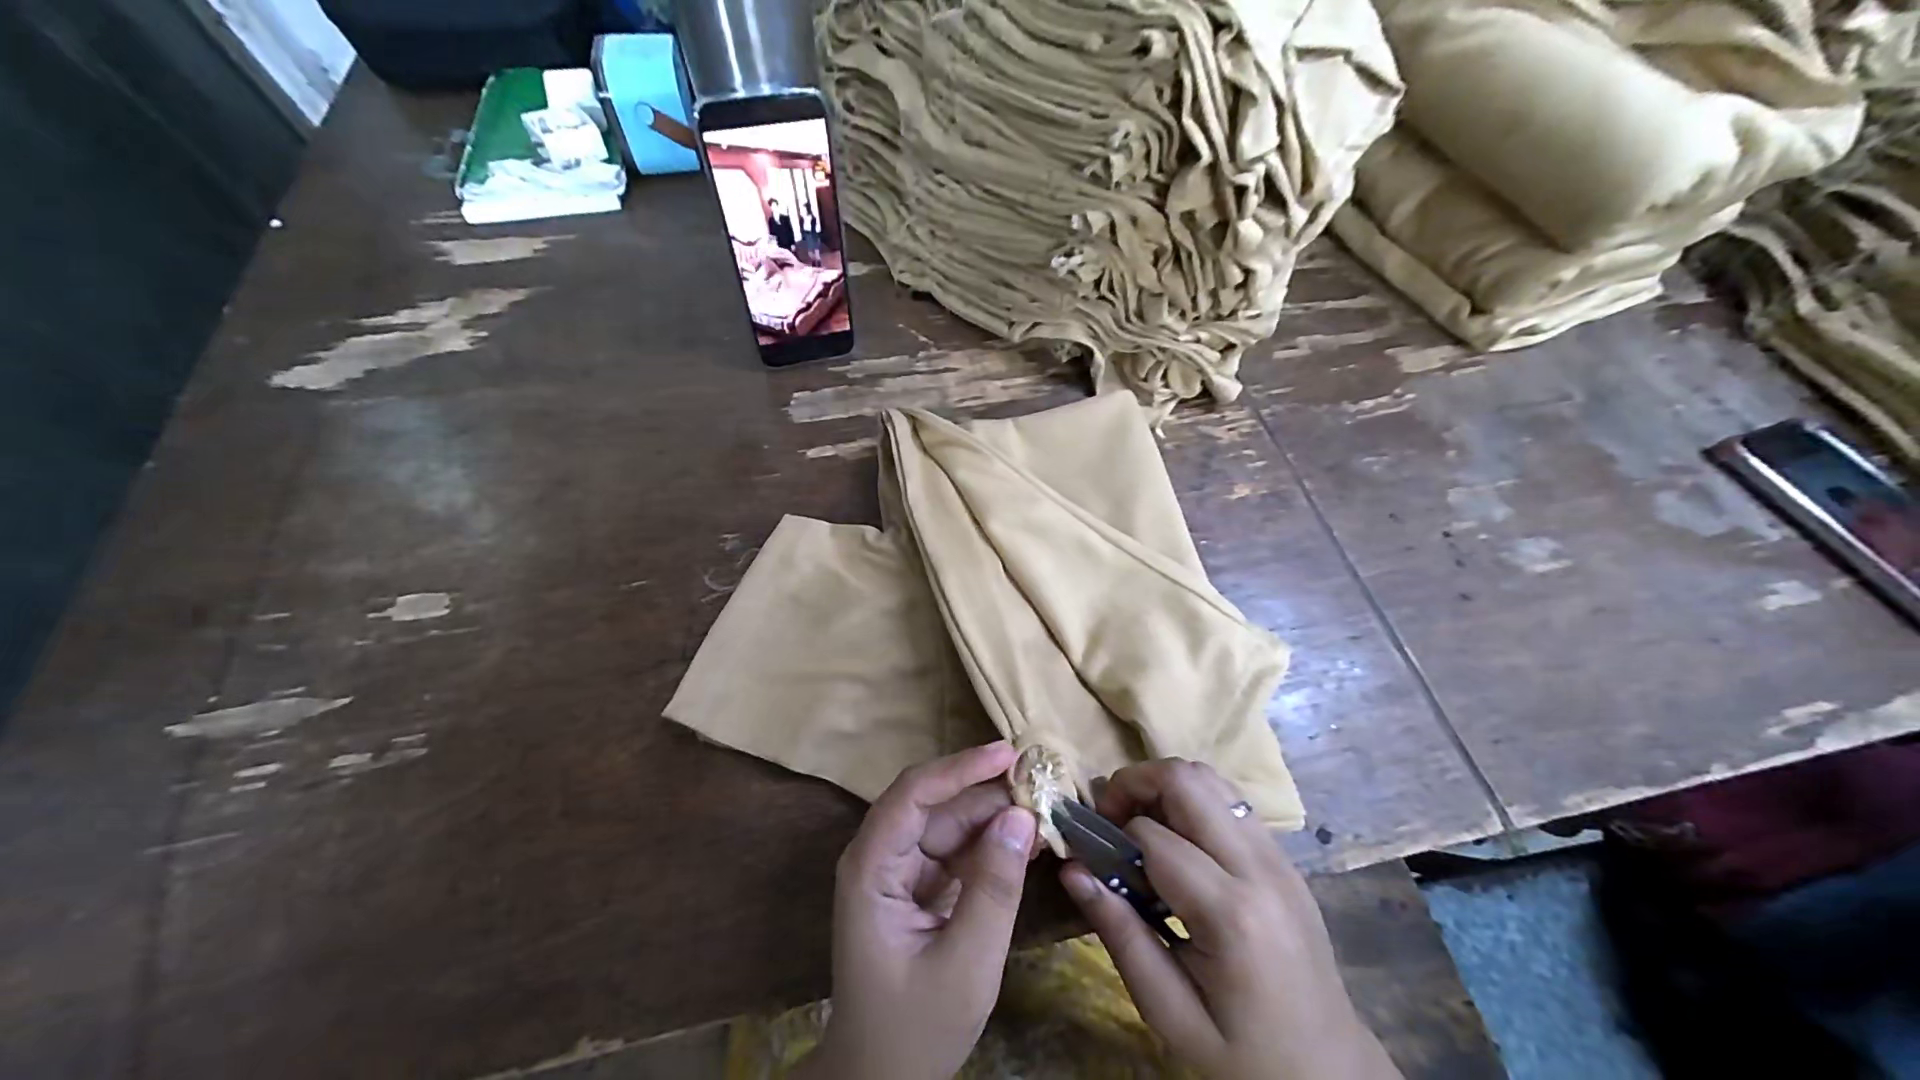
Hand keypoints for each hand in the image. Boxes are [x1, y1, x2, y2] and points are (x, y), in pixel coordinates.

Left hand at [797, 741, 1037, 1079]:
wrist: (881, 1078)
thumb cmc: (915, 1027)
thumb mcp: (965, 964)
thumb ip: (994, 889)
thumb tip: (1022, 817)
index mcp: (871, 868)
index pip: (912, 795)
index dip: (959, 768)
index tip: (1008, 754)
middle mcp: (882, 857)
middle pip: (934, 804)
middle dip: (985, 790)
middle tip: (1041, 779)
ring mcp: (901, 871)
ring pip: (950, 823)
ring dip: (994, 814)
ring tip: (1044, 805)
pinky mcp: (921, 887)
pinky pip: (958, 851)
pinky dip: (992, 843)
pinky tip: (1027, 838)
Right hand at [1060, 759, 1399, 1079]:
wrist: (1328, 1072)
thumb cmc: (1242, 1054)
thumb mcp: (1169, 1012)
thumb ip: (1120, 934)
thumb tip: (1071, 869)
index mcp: (1231, 913)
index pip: (1152, 836)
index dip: (1112, 836)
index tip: (1092, 857)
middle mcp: (1261, 869)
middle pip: (1188, 780)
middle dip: (1135, 783)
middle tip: (1110, 818)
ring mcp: (1280, 858)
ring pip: (1211, 778)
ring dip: (1164, 786)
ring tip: (1140, 825)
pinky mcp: (1285, 858)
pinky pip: (1230, 800)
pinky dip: (1192, 799)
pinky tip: (1176, 840)